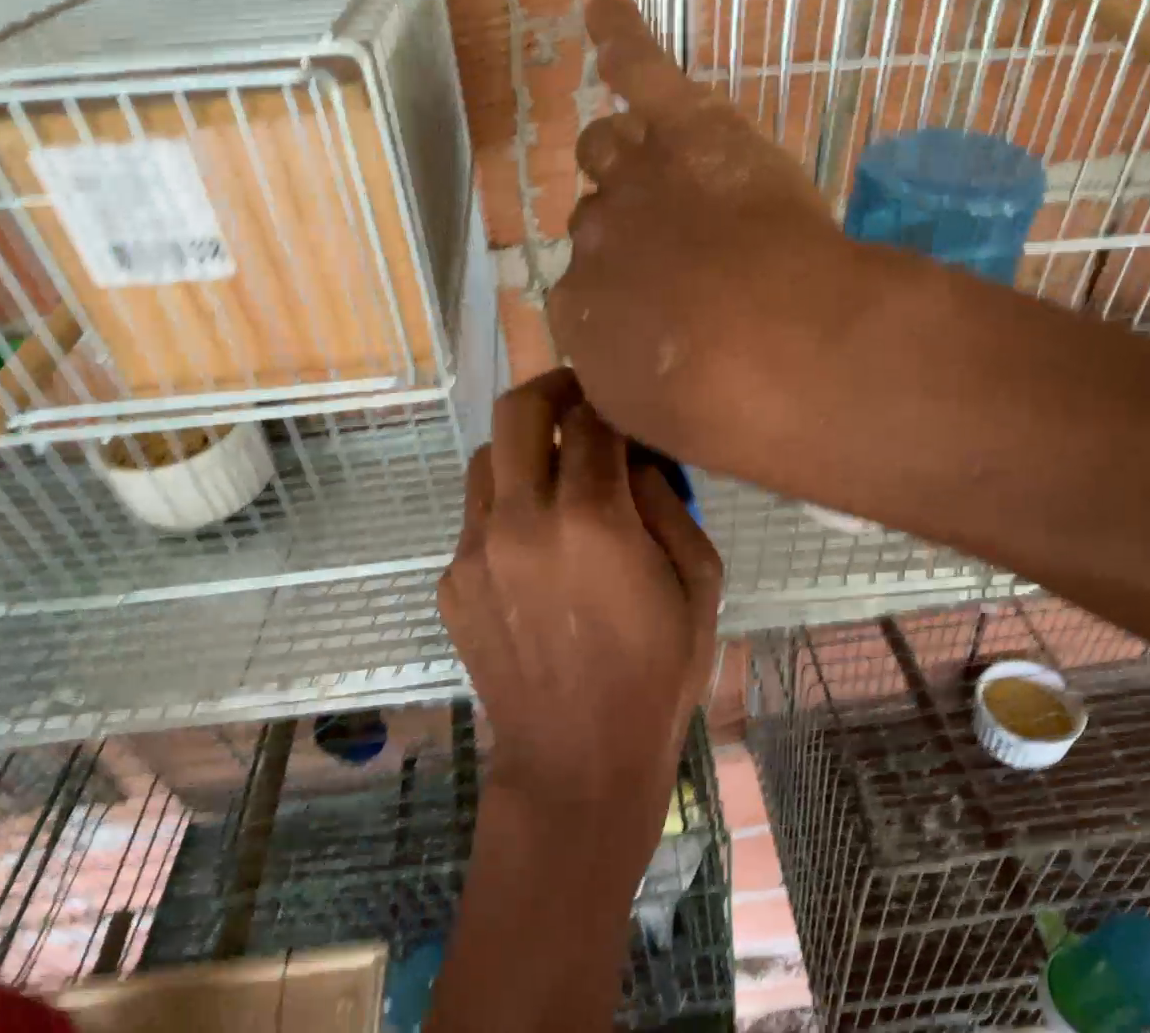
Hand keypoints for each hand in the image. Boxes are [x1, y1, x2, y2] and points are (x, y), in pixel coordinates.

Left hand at [437, 370, 722, 812]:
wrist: (577, 759)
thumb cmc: (656, 676)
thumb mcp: (699, 584)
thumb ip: (667, 503)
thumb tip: (632, 460)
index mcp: (592, 520)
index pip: (589, 418)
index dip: (607, 398)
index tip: (620, 402)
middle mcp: (521, 522)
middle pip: (517, 411)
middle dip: (550, 390)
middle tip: (576, 401)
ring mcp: (474, 552)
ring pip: (487, 460)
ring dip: (523, 454)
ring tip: (554, 482)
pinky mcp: (451, 583)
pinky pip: (476, 520)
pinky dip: (506, 514)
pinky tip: (535, 556)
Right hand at [548, 0, 870, 475]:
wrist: (774, 352)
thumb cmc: (724, 409)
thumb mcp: (661, 422)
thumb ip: (635, 382)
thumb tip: (635, 365)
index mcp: (582, 320)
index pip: (581, 294)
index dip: (618, 298)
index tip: (653, 313)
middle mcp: (593, 244)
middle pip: (594, 221)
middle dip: (623, 234)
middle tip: (670, 252)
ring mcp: (635, 180)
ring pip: (607, 150)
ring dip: (619, 156)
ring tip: (641, 157)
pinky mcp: (687, 129)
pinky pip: (641, 68)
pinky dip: (621, 36)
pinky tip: (602, 7)